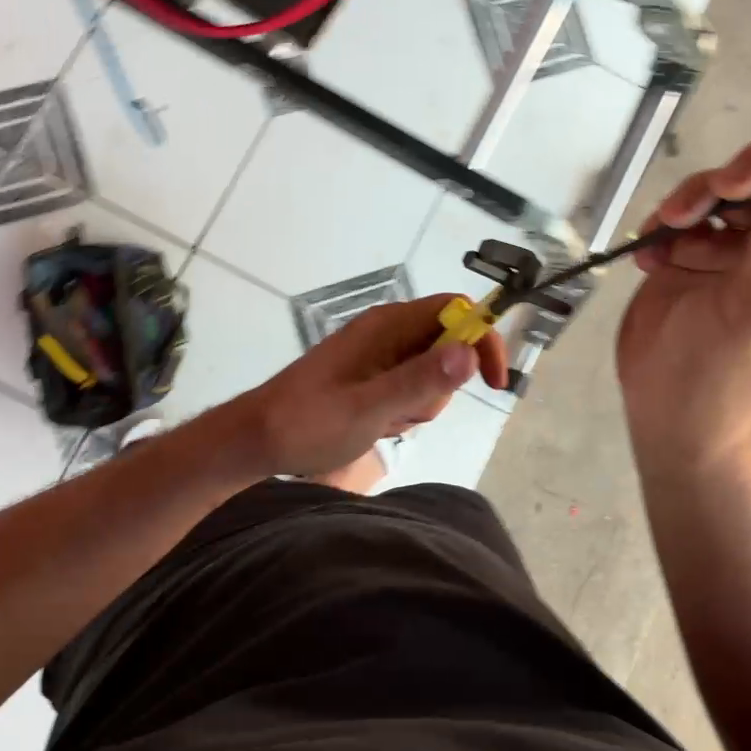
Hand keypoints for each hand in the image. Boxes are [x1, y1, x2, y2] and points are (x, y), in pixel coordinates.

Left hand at [224, 295, 509, 477]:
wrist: (257, 440)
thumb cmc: (308, 423)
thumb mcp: (368, 409)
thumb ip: (419, 381)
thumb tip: (469, 351)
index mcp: (387, 325)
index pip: (456, 310)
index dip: (482, 339)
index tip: (493, 383)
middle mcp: (387, 331)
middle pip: (449, 345)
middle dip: (441, 385)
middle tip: (406, 413)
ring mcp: (379, 354)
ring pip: (432, 372)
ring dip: (421, 403)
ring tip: (385, 422)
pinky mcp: (372, 375)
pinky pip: (410, 387)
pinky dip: (405, 410)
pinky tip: (377, 426)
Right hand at [617, 128, 750, 470]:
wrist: (664, 408)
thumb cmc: (724, 372)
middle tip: (724, 189)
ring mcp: (746, 246)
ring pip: (739, 184)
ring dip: (700, 193)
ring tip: (670, 225)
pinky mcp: (700, 248)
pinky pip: (692, 209)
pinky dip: (668, 220)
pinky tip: (650, 254)